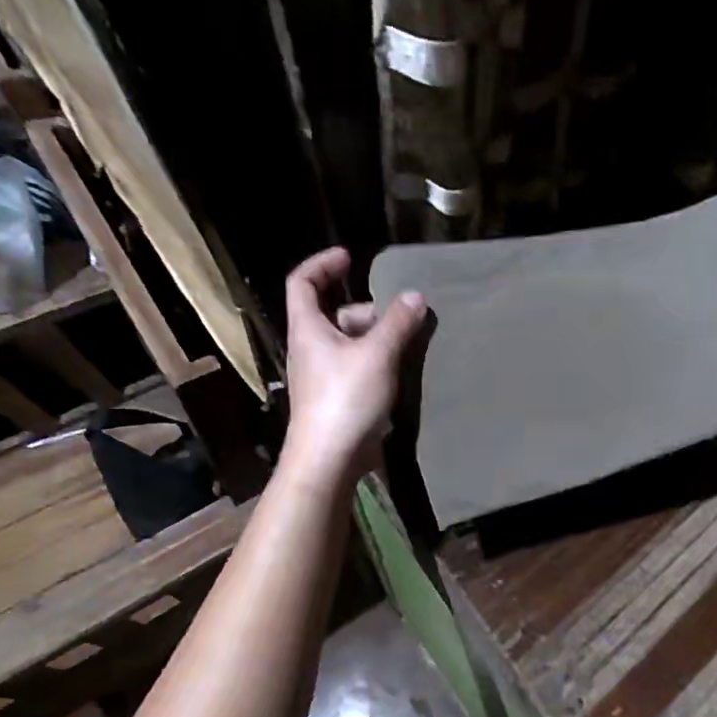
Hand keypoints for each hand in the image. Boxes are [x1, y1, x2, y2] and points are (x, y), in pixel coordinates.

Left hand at [280, 247, 425, 482]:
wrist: (330, 458)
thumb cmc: (346, 399)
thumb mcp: (377, 354)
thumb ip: (397, 323)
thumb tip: (415, 296)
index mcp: (308, 328)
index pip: (302, 282)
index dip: (323, 264)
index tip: (350, 257)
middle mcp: (310, 347)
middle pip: (334, 313)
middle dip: (366, 309)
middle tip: (398, 316)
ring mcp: (322, 374)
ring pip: (348, 342)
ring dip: (376, 337)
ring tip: (406, 344)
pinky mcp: (336, 397)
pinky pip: (356, 366)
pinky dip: (376, 360)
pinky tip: (399, 370)